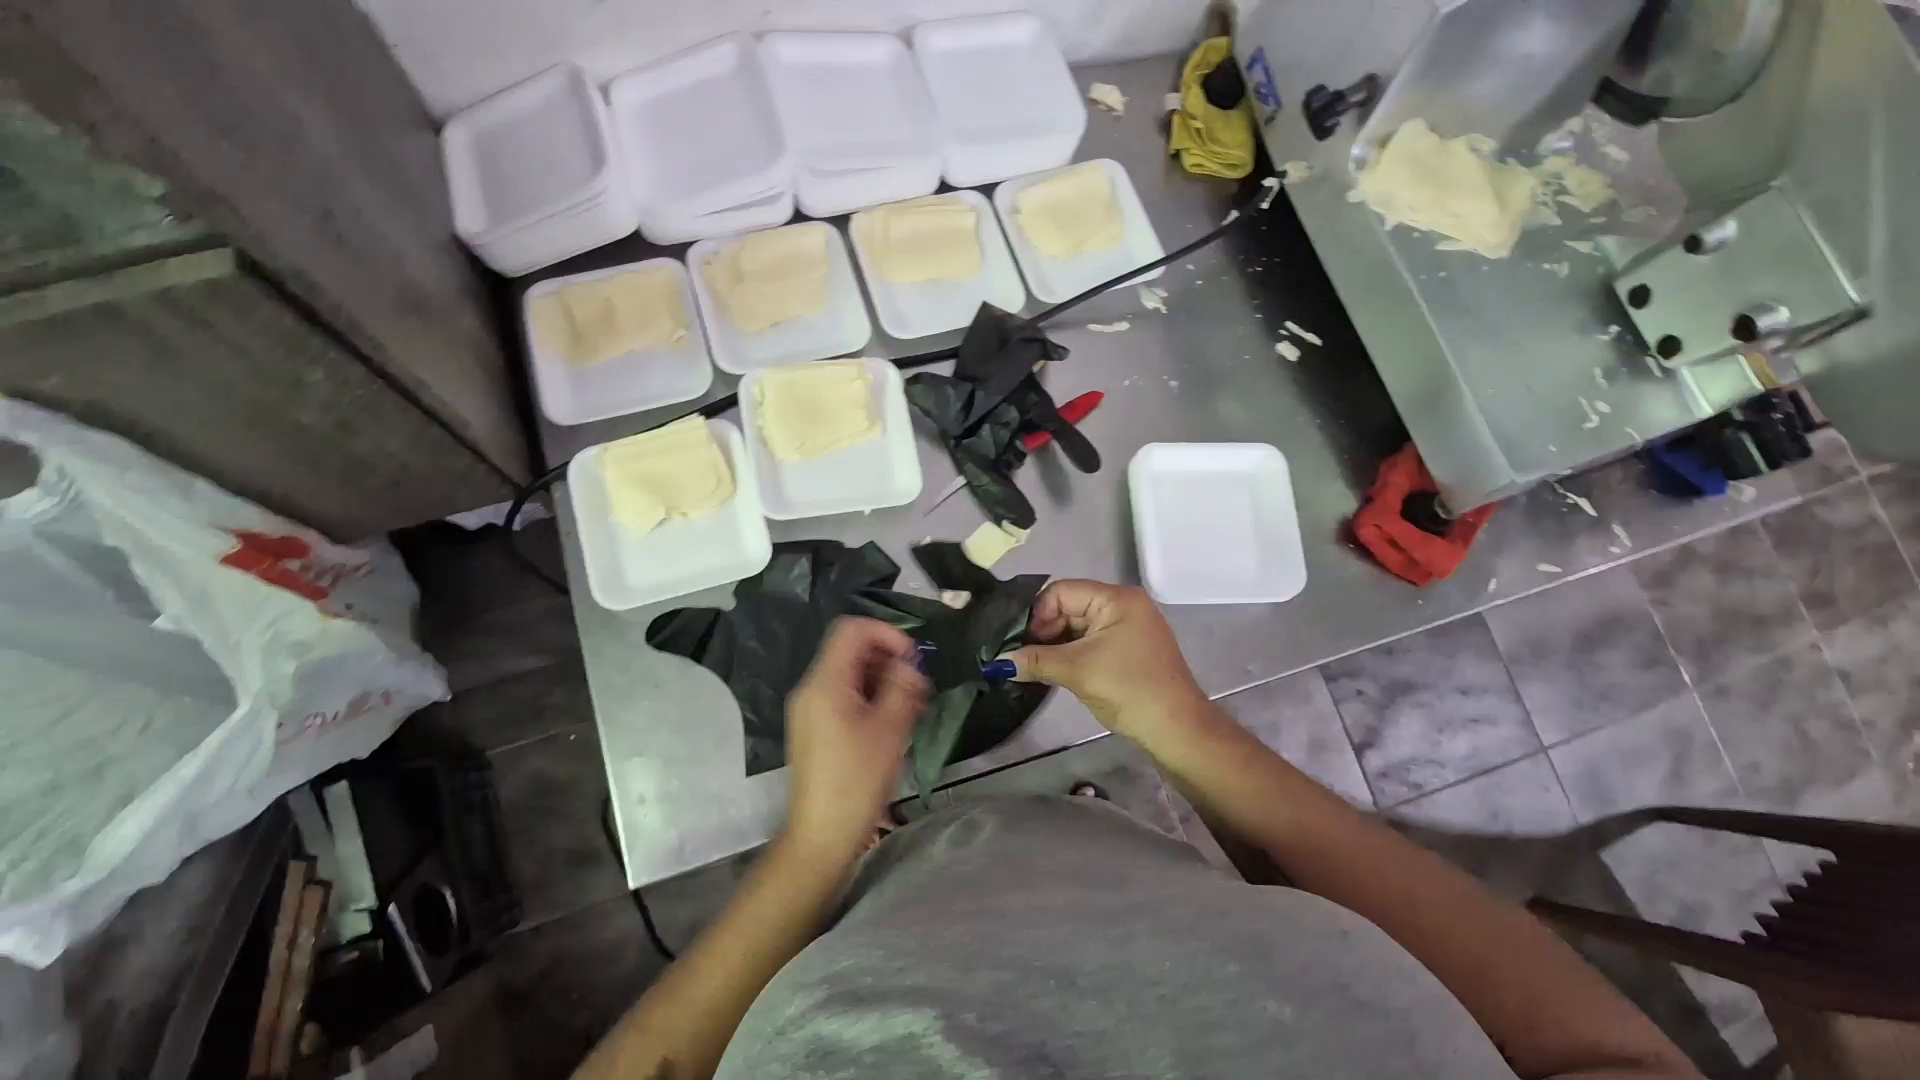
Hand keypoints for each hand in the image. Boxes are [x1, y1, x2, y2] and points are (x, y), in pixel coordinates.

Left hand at [783, 618, 929, 860]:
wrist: (822, 834)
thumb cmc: (856, 781)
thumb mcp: (890, 731)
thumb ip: (903, 688)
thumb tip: (911, 665)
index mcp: (825, 683)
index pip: (852, 630)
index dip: (886, 634)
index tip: (913, 659)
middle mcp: (811, 689)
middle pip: (851, 651)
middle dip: (888, 660)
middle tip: (918, 688)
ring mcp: (810, 710)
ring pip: (850, 675)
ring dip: (882, 681)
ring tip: (911, 708)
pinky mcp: (814, 729)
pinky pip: (843, 697)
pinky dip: (869, 699)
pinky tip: (892, 724)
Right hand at [1003, 580, 1208, 739]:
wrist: (1176, 728)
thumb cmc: (1129, 689)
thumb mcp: (1077, 671)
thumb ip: (1035, 661)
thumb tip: (996, 664)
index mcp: (1116, 598)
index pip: (1061, 591)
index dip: (1037, 615)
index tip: (1023, 644)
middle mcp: (1123, 604)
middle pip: (1068, 606)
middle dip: (1044, 631)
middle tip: (1025, 659)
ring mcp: (1127, 626)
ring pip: (1077, 625)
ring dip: (1055, 645)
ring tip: (1035, 667)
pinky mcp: (1127, 648)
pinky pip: (1090, 640)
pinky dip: (1071, 653)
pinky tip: (1055, 670)